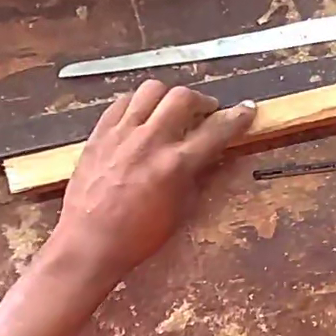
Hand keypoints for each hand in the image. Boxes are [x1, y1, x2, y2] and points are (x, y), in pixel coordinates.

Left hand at [45, 81, 255, 286]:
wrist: (88, 244)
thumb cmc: (141, 234)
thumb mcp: (183, 208)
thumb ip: (201, 175)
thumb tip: (217, 154)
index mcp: (176, 164)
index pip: (217, 129)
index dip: (238, 116)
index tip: (247, 109)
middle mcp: (150, 141)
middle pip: (183, 97)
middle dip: (202, 101)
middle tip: (204, 113)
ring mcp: (121, 134)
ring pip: (151, 90)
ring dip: (169, 97)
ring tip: (171, 111)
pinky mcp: (99, 134)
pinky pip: (121, 103)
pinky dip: (138, 105)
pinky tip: (142, 118)